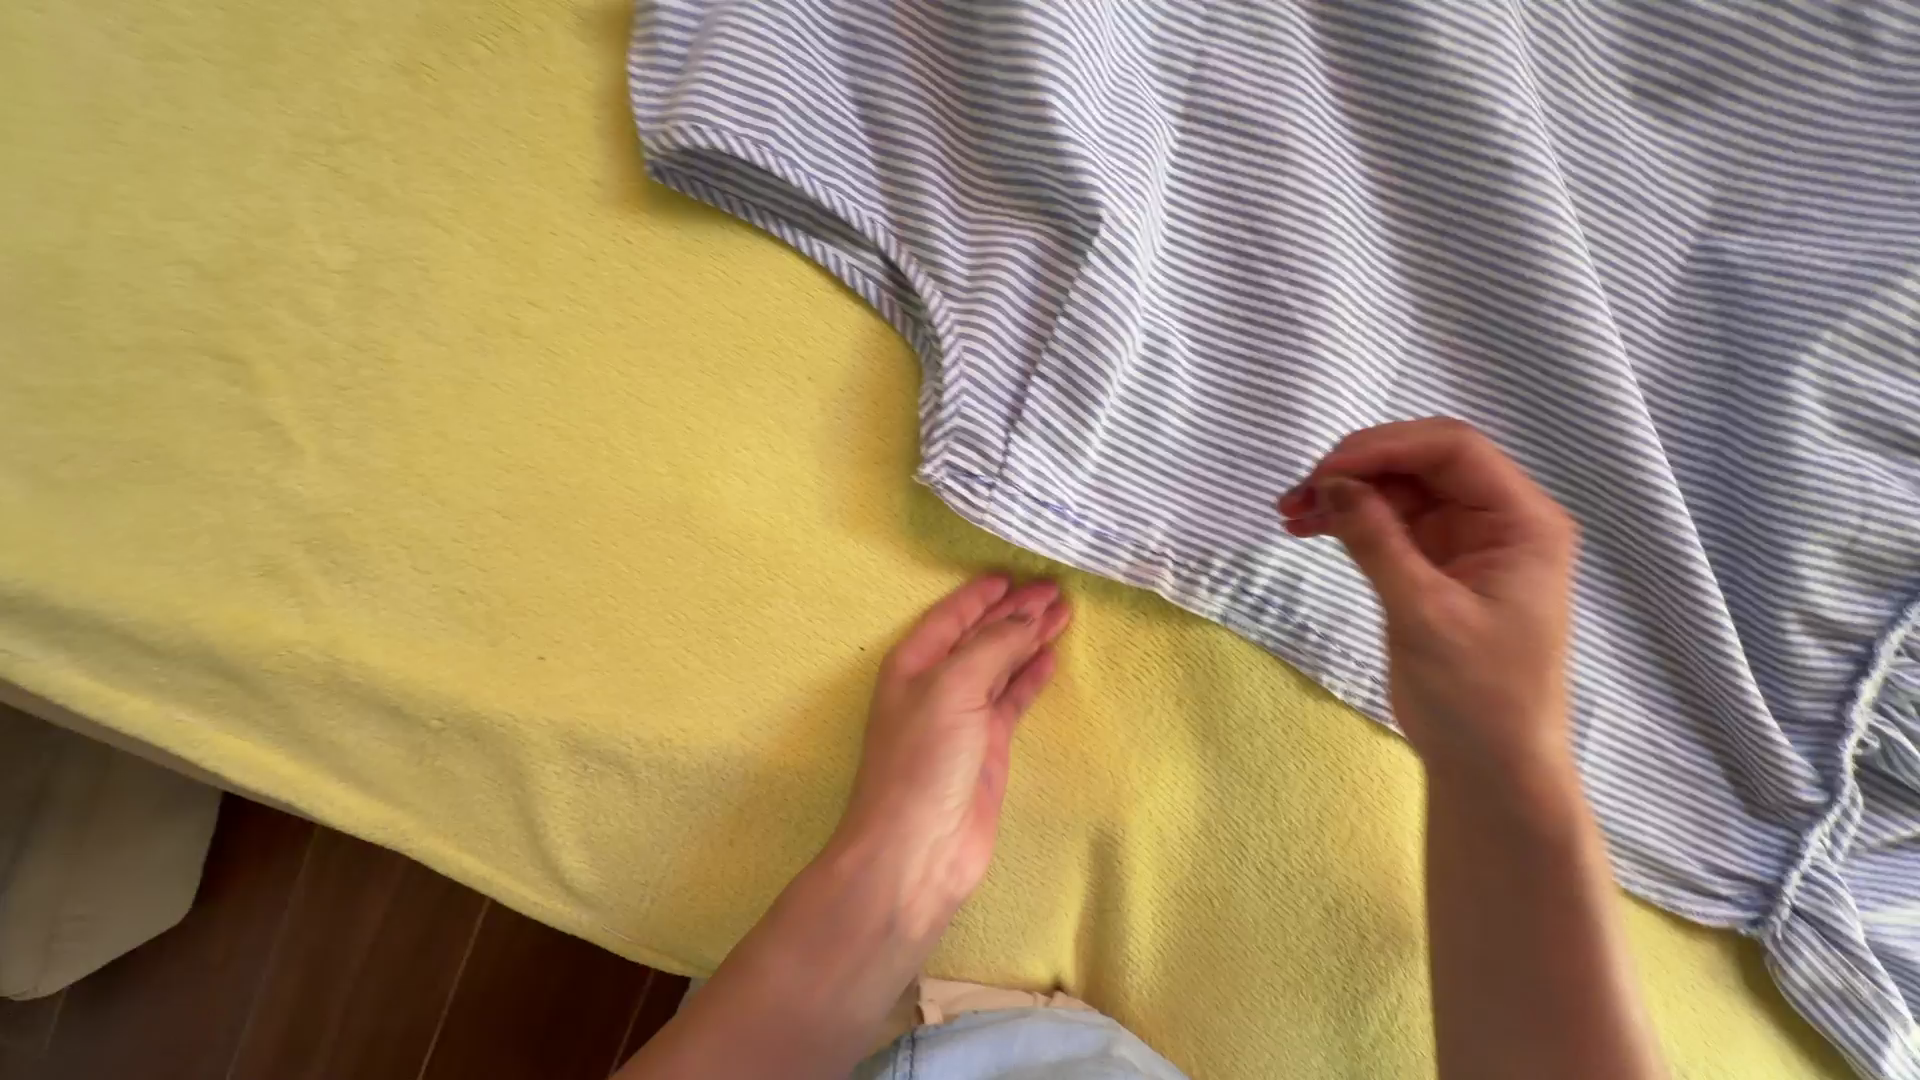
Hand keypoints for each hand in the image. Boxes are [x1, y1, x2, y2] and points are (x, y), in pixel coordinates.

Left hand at [832, 575, 1071, 939]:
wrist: (917, 850)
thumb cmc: (923, 759)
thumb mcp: (952, 687)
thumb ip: (992, 646)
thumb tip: (1027, 616)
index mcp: (915, 661)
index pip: (954, 614)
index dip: (985, 593)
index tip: (1019, 573)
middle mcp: (937, 682)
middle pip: (982, 635)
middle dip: (1016, 612)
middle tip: (1057, 590)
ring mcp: (964, 715)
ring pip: (1002, 663)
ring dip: (1029, 639)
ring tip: (1064, 614)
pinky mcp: (988, 746)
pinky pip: (1013, 698)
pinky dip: (1030, 676)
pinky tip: (1049, 658)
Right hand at [1277, 418, 1578, 784]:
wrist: (1489, 764)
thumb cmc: (1475, 693)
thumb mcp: (1422, 611)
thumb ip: (1376, 539)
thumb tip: (1328, 482)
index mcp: (1522, 521)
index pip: (1452, 449)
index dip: (1383, 447)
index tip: (1322, 473)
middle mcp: (1499, 520)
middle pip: (1421, 463)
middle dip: (1356, 470)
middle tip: (1295, 495)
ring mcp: (1466, 542)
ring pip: (1398, 490)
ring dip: (1344, 494)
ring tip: (1288, 514)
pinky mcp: (1437, 566)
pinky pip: (1389, 523)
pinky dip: (1349, 521)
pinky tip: (1308, 528)